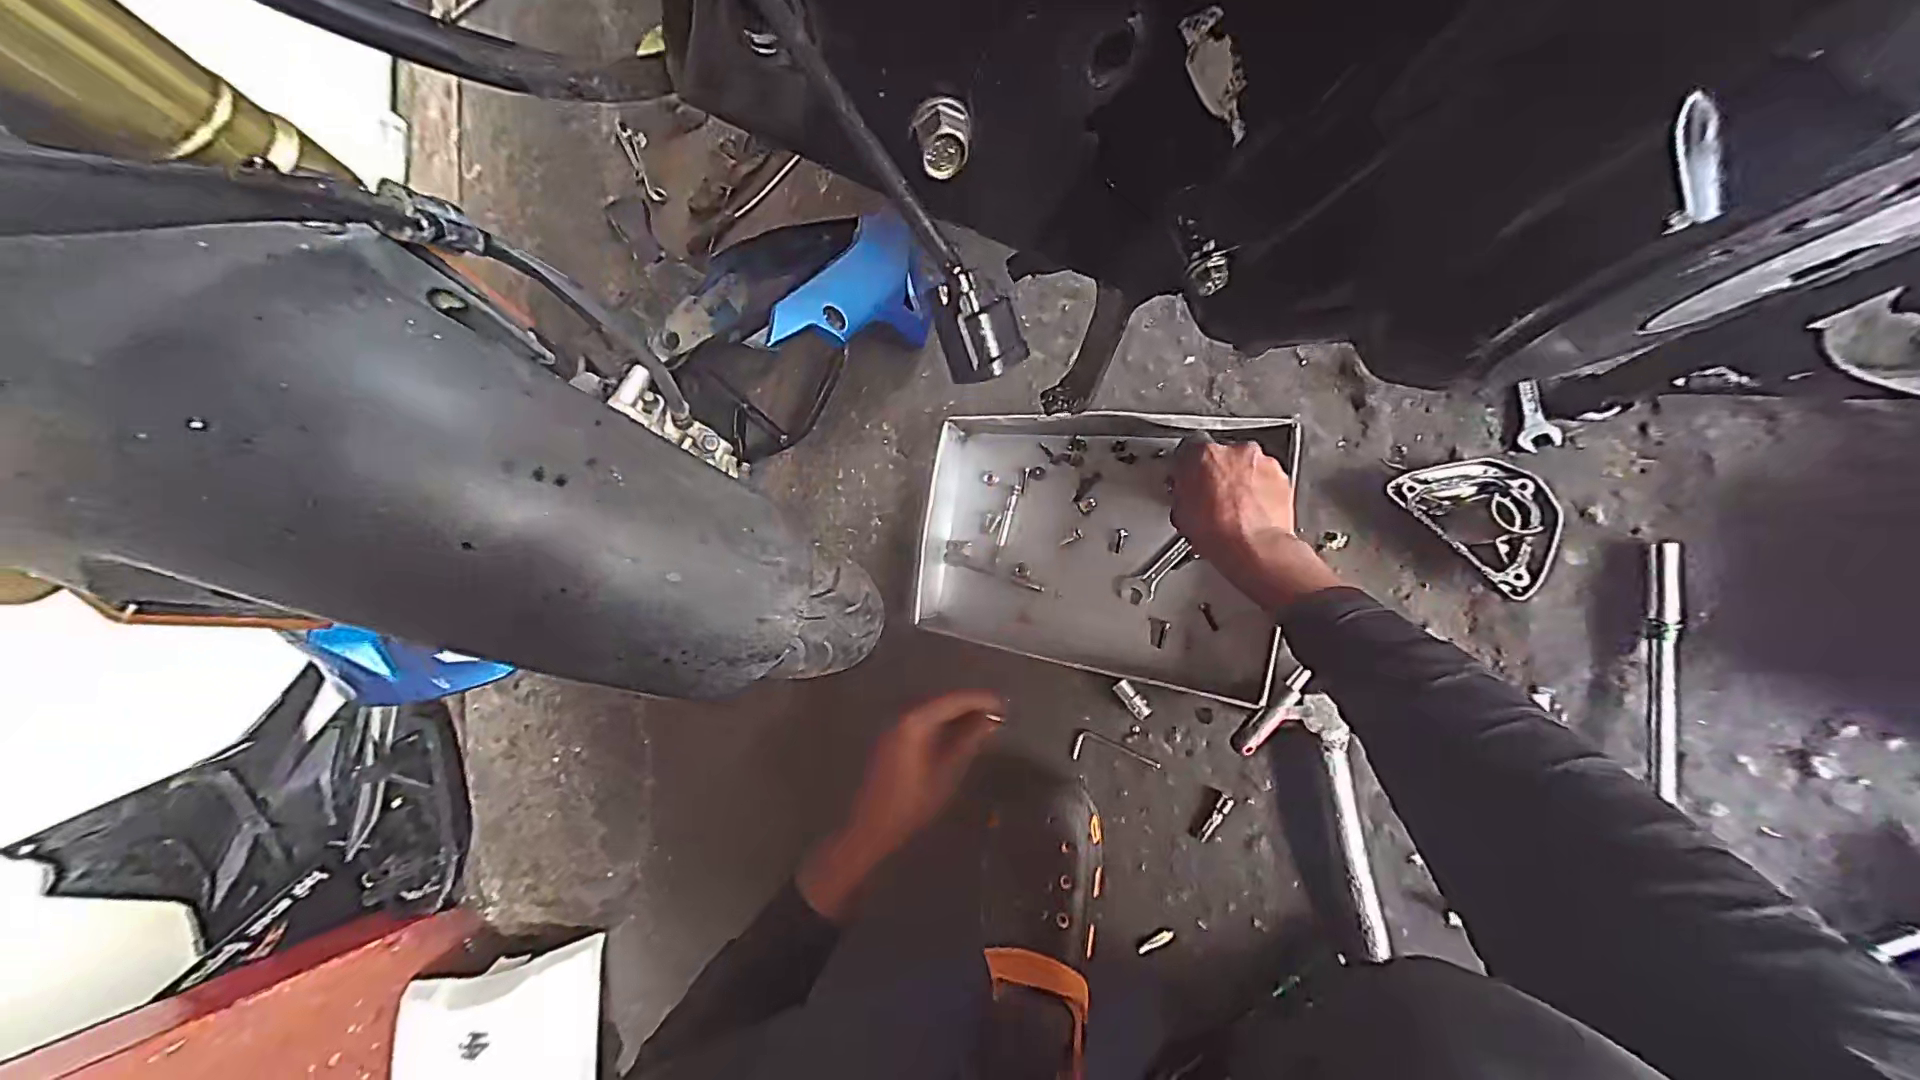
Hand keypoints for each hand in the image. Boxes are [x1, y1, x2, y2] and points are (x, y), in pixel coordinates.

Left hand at [797, 689, 1003, 920]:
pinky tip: (958, 732)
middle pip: (942, 700)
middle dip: (971, 704)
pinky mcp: (891, 736)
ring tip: (983, 721)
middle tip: (997, 713)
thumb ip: (969, 741)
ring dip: (957, 712)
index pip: (954, 700)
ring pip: (932, 709)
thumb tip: (990, 720)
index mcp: (916, 722)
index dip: (982, 700)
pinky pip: (922, 719)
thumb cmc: (912, 804)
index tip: (1004, 706)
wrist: (871, 827)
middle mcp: (902, 715)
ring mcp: (894, 725)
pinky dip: (942, 722)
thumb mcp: (947, 773)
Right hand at [1171, 439, 1340, 612]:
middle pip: (1221, 455)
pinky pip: (1266, 479)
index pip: (1189, 450)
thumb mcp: (1181, 511)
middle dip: (1217, 473)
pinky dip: (1260, 490)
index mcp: (1203, 454)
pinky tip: (1250, 511)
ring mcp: (1261, 463)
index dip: (1187, 468)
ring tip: (1232, 508)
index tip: (1187, 478)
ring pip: (1246, 466)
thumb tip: (1184, 490)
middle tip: (1210, 496)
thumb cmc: (1219, 532)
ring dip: (1239, 481)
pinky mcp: (1282, 477)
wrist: (1253, 549)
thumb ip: (1182, 490)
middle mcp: (1235, 451)